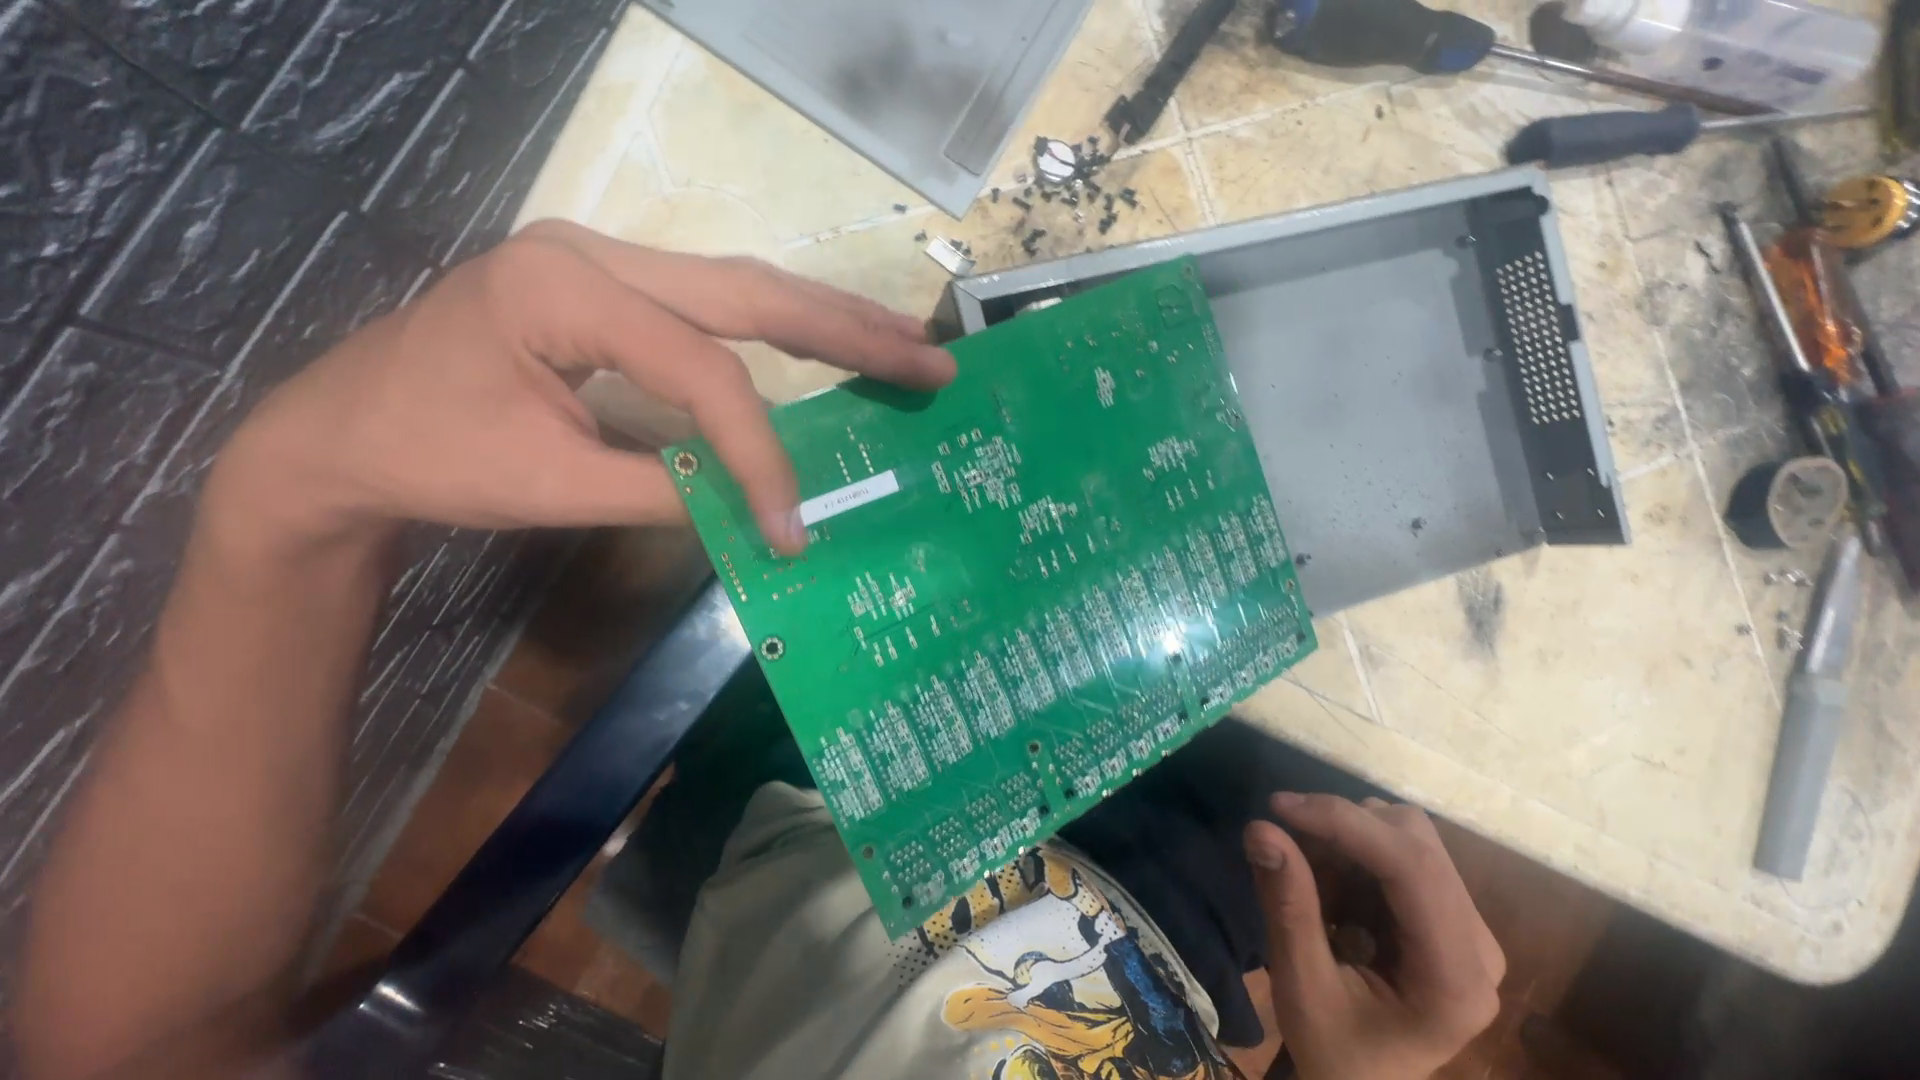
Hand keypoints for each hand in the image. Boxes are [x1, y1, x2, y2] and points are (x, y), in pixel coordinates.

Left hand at [214, 220, 953, 551]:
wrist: (340, 433)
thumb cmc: (427, 458)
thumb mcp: (547, 484)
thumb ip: (663, 490)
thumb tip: (759, 511)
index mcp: (562, 289)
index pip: (700, 369)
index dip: (759, 450)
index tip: (792, 526)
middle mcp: (594, 253)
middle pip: (748, 291)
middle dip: (848, 334)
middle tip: (930, 362)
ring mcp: (605, 262)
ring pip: (743, 287)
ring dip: (831, 321)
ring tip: (906, 348)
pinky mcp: (615, 289)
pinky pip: (718, 306)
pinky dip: (785, 331)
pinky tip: (835, 341)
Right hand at [1244, 794, 1504, 1079]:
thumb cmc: (1335, 1054)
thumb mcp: (1302, 988)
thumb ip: (1287, 906)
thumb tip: (1260, 828)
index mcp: (1454, 977)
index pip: (1412, 867)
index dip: (1346, 823)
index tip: (1280, 806)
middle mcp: (1478, 945)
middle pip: (1416, 842)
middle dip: (1342, 826)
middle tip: (1284, 840)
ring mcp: (1469, 931)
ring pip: (1409, 838)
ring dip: (1347, 839)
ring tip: (1307, 877)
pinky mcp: (1450, 920)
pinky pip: (1402, 854)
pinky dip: (1354, 854)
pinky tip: (1328, 889)